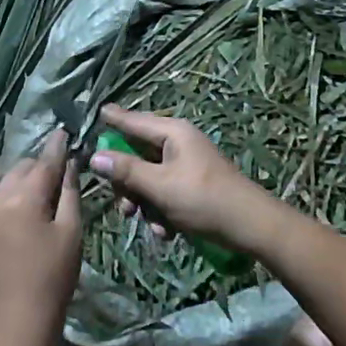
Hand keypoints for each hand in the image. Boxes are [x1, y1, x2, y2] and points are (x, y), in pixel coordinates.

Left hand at [0, 131, 81, 345]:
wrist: (11, 332)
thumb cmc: (51, 283)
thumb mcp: (71, 236)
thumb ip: (69, 196)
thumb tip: (69, 167)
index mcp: (22, 198)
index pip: (43, 162)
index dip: (56, 147)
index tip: (63, 132)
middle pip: (18, 171)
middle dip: (37, 166)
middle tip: (57, 168)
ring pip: (3, 189)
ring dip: (21, 185)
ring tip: (40, 193)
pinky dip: (9, 205)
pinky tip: (21, 220)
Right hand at [89, 105, 277, 245]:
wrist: (252, 227)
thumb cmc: (204, 200)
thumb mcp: (160, 186)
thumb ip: (126, 171)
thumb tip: (94, 157)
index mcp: (172, 132)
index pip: (133, 120)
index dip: (111, 119)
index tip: (93, 113)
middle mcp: (178, 142)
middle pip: (136, 154)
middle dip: (127, 183)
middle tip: (124, 207)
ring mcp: (186, 164)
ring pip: (148, 177)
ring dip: (144, 202)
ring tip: (148, 224)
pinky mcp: (192, 184)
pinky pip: (164, 191)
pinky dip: (161, 210)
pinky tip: (166, 231)